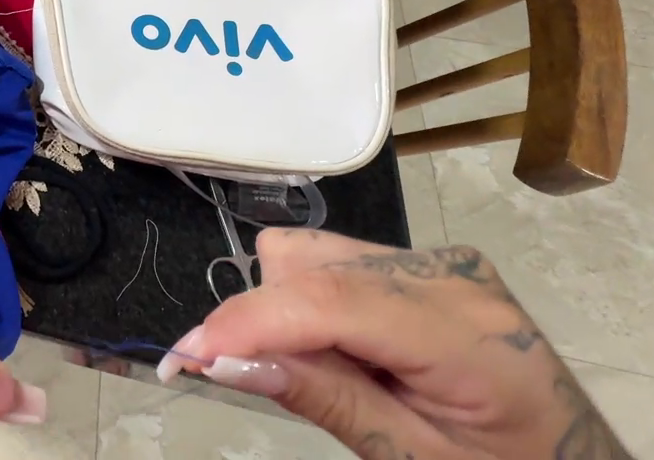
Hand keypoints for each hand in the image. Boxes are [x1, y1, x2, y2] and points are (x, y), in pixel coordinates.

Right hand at [159, 230, 630, 459]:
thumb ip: (324, 400)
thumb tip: (221, 359)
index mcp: (466, 333)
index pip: (331, 301)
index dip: (250, 321)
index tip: (187, 354)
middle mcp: (446, 273)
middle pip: (306, 264)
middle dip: (269, 322)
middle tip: (281, 385)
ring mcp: (436, 259)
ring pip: (306, 253)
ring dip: (286, 310)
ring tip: (335, 372)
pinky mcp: (421, 259)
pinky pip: (327, 259)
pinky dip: (309, 301)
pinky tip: (347, 348)